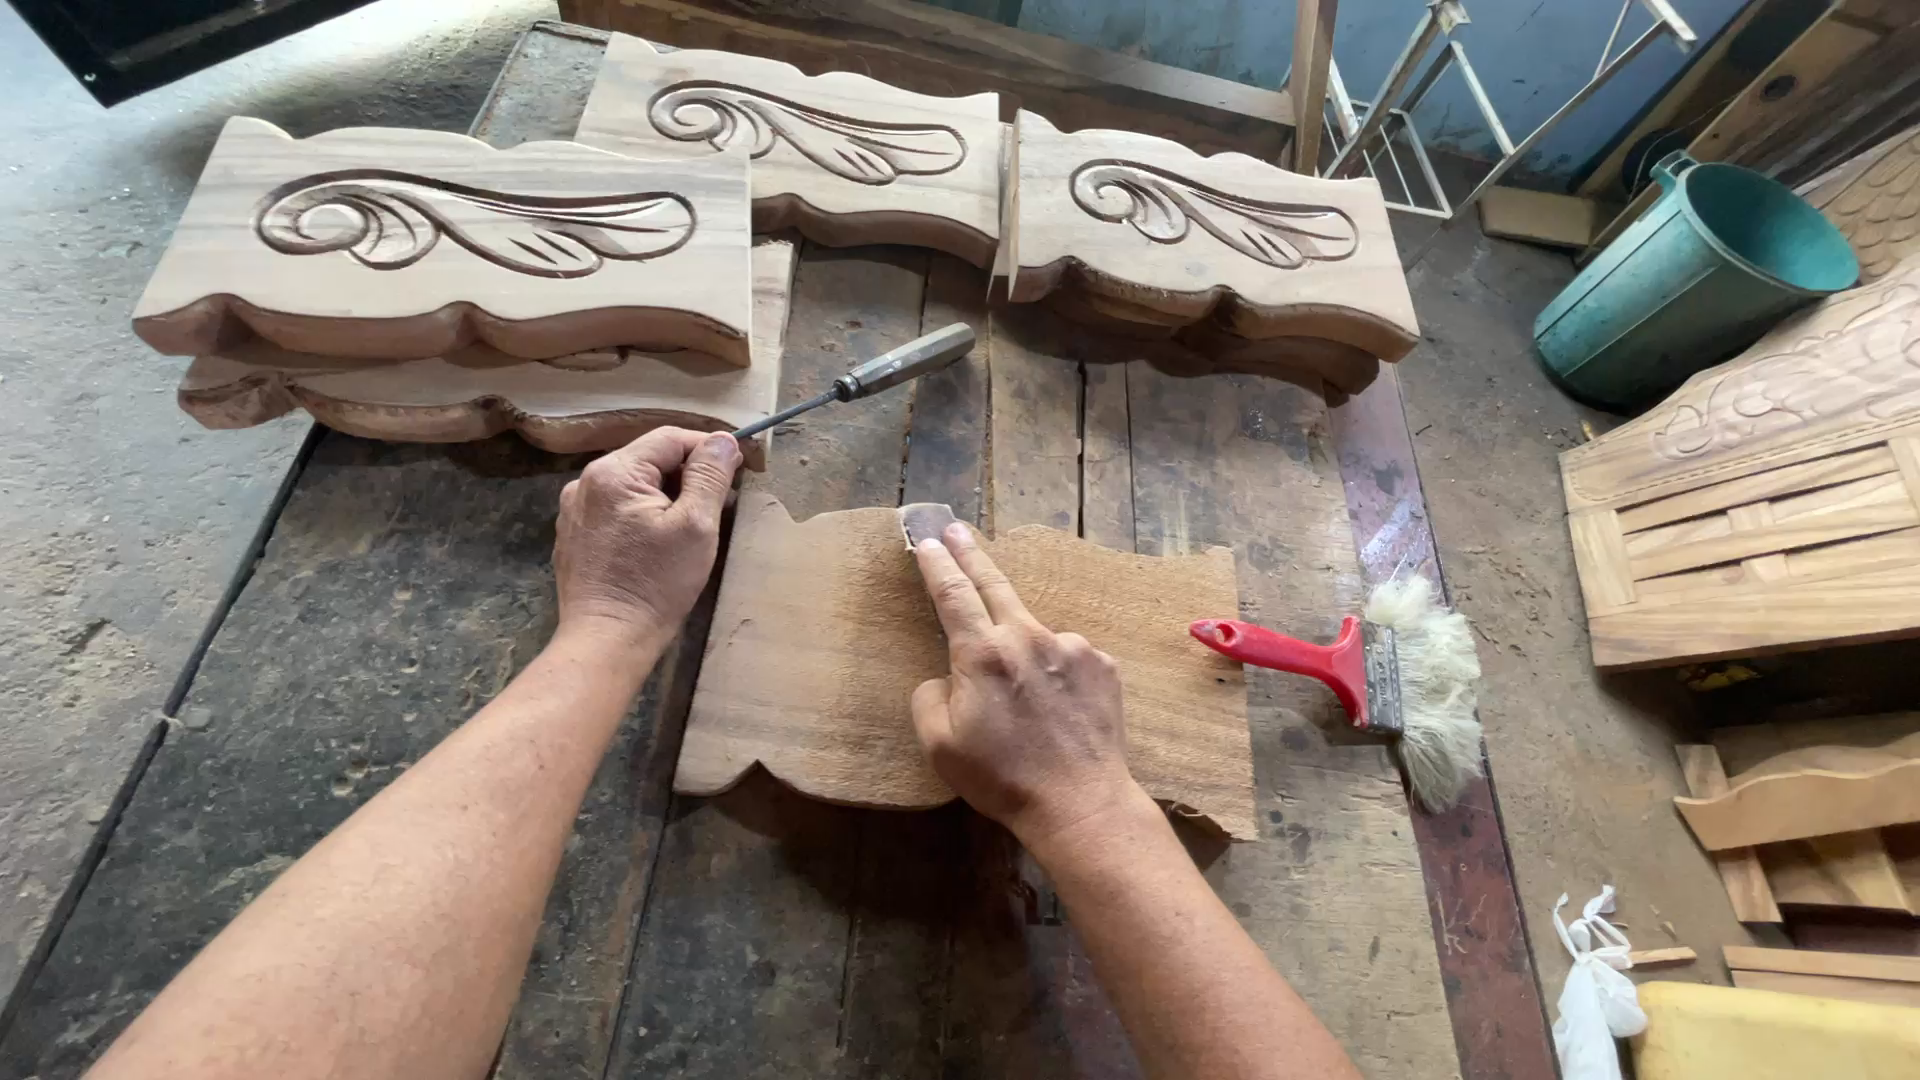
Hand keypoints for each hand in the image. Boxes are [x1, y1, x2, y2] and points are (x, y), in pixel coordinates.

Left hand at [554, 427, 741, 650]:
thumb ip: (710, 476)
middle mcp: (586, 482)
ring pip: (636, 484)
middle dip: (691, 473)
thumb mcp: (696, 525)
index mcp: (615, 473)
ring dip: (669, 494)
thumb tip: (723, 441)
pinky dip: (646, 513)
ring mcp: (576, 509)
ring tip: (695, 524)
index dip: (710, 447)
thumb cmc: (657, 583)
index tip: (740, 466)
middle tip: (723, 501)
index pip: (671, 439)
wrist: (607, 639)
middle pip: (651, 459)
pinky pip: (619, 508)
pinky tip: (661, 541)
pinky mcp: (575, 534)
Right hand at [910, 520, 1146, 848]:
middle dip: (970, 553)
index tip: (927, 540)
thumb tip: (945, 675)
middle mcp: (1028, 637)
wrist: (1081, 804)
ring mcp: (1071, 646)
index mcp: (984, 653)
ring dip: (1020, 648)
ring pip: (1033, 633)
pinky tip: (1058, 708)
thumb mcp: (939, 745)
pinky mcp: (1102, 663)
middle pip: (993, 583)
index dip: (936, 564)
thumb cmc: (1002, 779)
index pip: (952, 593)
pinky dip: (1055, 672)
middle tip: (956, 529)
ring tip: (1023, 700)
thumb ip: (928, 696)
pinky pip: (1067, 656)